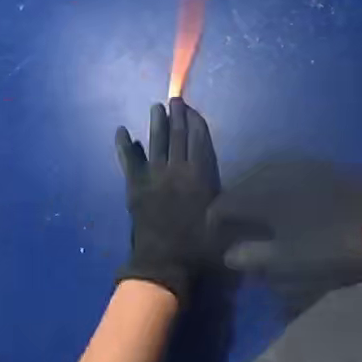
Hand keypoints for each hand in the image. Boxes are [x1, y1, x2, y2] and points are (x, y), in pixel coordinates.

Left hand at [114, 98, 220, 302]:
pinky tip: (122, 130)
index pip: (199, 141)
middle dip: (177, 116)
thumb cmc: (199, 248)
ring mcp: (153, 175)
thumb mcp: (223, 224)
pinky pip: (127, 159)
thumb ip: (228, 203)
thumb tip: (239, 195)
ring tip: (155, 107)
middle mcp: (176, 169)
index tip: (192, 109)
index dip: (196, 123)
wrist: (164, 261)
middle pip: (177, 136)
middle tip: (175, 100)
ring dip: (155, 123)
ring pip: (155, 142)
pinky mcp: (134, 184)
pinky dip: (124, 144)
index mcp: (200, 176)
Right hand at [206, 159, 361, 316]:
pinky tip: (284, 204)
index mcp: (256, 194)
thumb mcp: (286, 260)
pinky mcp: (315, 167)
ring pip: (260, 179)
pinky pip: (282, 176)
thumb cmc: (327, 245)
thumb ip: (251, 256)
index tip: (216, 240)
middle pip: (238, 189)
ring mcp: (293, 167)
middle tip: (234, 229)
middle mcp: (268, 174)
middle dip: (233, 208)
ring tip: (257, 216)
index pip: (222, 206)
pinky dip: (275, 190)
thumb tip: (228, 255)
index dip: (214, 224)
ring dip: (253, 197)